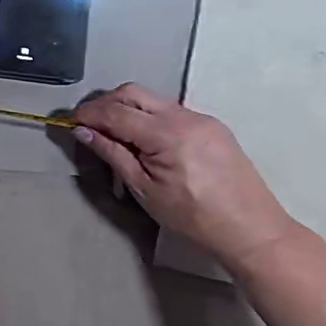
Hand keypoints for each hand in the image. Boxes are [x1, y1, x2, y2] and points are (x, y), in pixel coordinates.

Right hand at [72, 83, 300, 269]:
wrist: (255, 232)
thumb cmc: (194, 218)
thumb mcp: (145, 190)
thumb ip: (113, 154)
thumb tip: (82, 132)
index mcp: (166, 135)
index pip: (115, 111)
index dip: (88, 114)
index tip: (70, 123)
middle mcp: (184, 118)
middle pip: (132, 92)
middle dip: (105, 103)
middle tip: (90, 123)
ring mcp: (201, 118)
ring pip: (151, 97)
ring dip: (127, 107)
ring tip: (114, 131)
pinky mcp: (212, 125)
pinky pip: (170, 109)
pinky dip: (149, 115)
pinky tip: (145, 137)